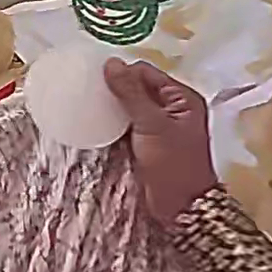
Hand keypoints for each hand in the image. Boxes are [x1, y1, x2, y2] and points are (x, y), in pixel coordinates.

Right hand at [103, 59, 218, 225]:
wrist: (180, 208)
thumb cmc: (172, 163)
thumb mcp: (151, 124)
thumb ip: (130, 93)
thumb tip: (111, 63)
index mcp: (182, 98)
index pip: (147, 73)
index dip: (124, 72)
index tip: (96, 77)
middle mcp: (173, 108)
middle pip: (139, 88)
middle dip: (117, 88)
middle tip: (89, 89)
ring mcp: (160, 127)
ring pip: (131, 106)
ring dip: (114, 105)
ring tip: (89, 103)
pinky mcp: (148, 143)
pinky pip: (128, 124)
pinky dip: (115, 121)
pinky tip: (97, 121)